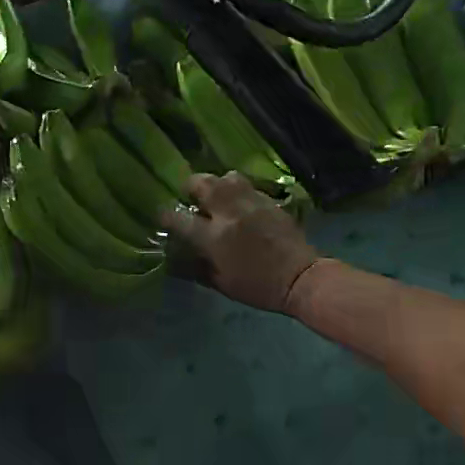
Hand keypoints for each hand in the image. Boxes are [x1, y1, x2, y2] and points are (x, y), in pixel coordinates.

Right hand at [162, 172, 321, 312]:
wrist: (301, 278)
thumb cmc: (258, 287)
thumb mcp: (221, 284)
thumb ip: (197, 267)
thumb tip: (177, 258)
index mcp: (214, 237)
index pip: (179, 218)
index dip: (166, 216)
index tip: (163, 216)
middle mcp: (229, 212)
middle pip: (202, 183)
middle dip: (191, 189)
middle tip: (192, 201)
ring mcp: (251, 203)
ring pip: (226, 177)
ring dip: (217, 185)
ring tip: (217, 198)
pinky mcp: (269, 201)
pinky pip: (247, 186)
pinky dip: (237, 192)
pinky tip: (240, 206)